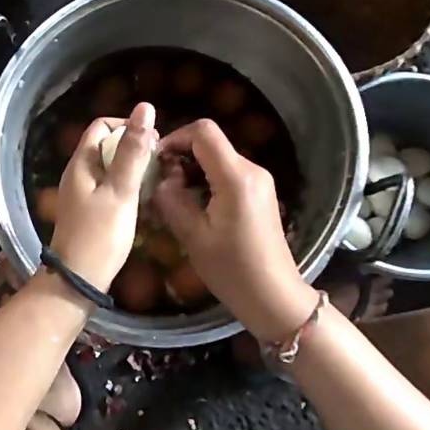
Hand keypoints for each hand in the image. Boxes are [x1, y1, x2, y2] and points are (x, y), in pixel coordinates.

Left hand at [49, 102, 158, 290]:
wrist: (78, 282)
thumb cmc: (100, 235)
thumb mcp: (121, 190)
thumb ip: (133, 151)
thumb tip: (145, 108)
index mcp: (81, 163)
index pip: (102, 125)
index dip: (128, 126)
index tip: (153, 143)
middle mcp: (78, 174)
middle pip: (107, 146)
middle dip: (134, 148)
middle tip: (159, 164)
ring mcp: (82, 194)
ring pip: (110, 168)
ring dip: (133, 169)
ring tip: (156, 181)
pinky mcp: (89, 212)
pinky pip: (110, 188)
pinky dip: (127, 188)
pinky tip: (143, 201)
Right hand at [152, 119, 317, 342]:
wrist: (274, 297)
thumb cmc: (232, 270)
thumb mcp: (193, 236)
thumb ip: (172, 200)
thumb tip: (162, 179)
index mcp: (236, 176)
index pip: (203, 132)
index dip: (175, 138)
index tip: (156, 160)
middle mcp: (252, 170)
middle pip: (211, 143)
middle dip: (182, 156)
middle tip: (160, 183)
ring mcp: (260, 181)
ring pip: (219, 158)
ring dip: (194, 170)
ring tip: (173, 197)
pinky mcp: (261, 194)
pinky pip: (229, 174)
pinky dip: (208, 181)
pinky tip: (195, 206)